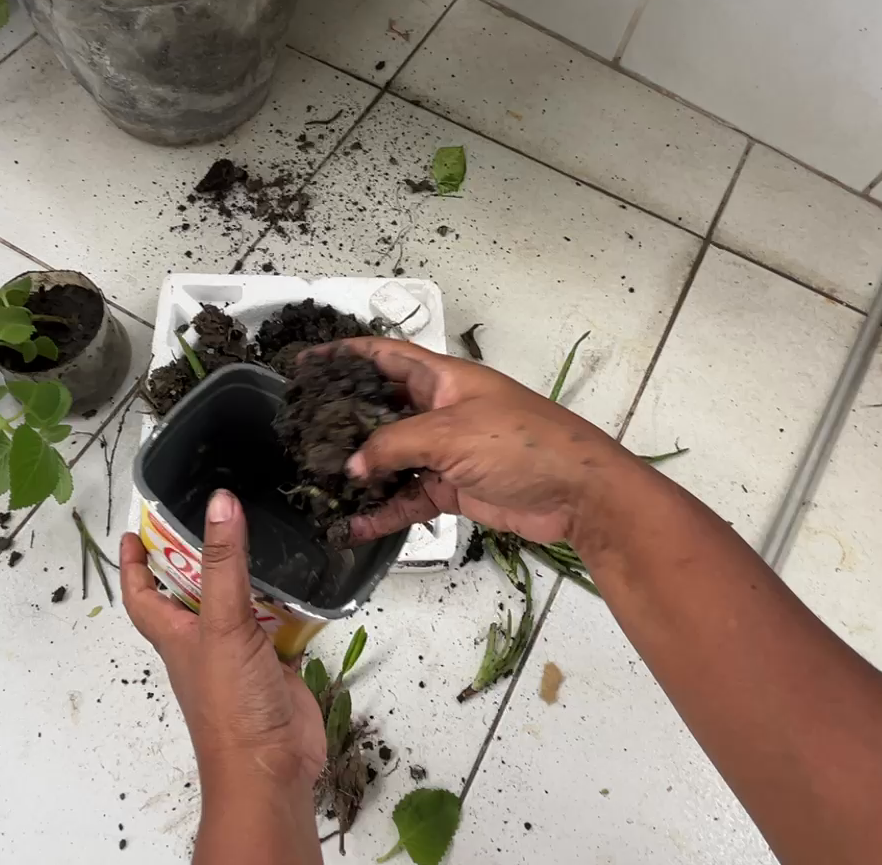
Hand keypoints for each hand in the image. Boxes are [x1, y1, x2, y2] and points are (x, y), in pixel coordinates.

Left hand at [120, 491, 325, 787]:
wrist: (271, 767)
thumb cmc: (230, 702)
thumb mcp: (221, 624)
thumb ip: (223, 563)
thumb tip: (220, 502)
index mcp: (176, 635)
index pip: (142, 595)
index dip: (134, 564)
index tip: (133, 532)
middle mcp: (204, 641)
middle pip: (191, 594)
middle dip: (194, 558)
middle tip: (209, 516)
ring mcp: (240, 653)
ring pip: (237, 604)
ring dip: (244, 574)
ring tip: (258, 533)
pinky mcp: (275, 662)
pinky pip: (277, 621)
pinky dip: (286, 600)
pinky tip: (301, 577)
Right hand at [326, 337, 646, 544]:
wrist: (577, 493)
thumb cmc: (520, 442)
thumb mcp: (451, 433)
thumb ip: (395, 445)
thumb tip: (353, 466)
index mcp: (441, 379)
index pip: (385, 357)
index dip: (346, 355)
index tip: (308, 361)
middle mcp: (438, 410)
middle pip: (381, 411)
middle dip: (345, 420)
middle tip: (304, 431)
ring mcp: (444, 451)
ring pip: (390, 459)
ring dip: (361, 473)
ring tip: (320, 484)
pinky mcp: (451, 488)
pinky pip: (408, 498)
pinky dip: (384, 512)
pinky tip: (355, 526)